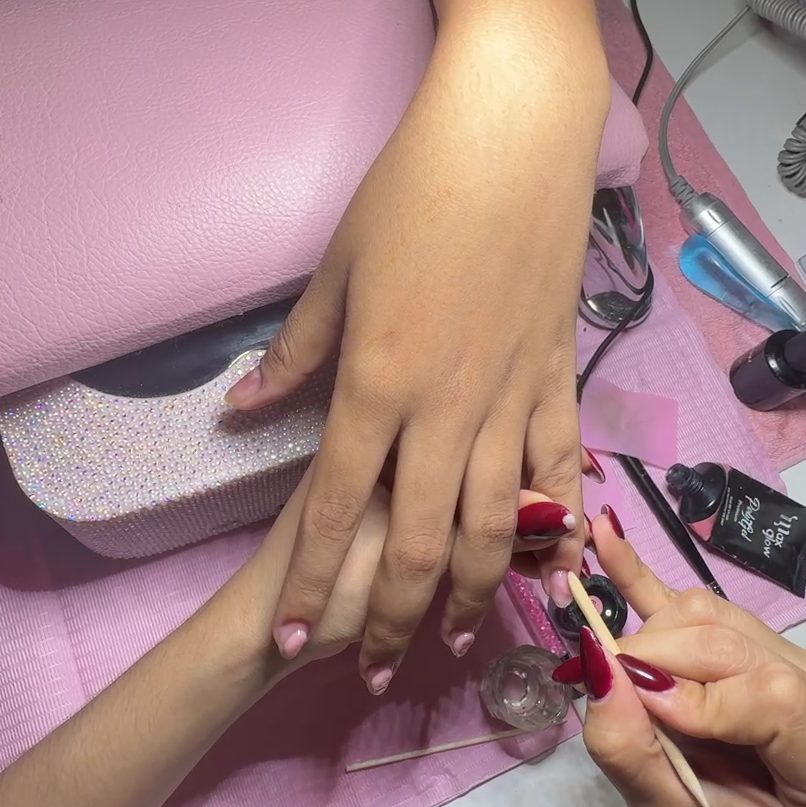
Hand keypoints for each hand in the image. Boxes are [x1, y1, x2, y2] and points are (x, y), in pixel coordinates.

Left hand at [225, 26, 609, 691]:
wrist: (510, 137)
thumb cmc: (412, 192)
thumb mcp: (335, 268)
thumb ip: (296, 352)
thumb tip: (243, 408)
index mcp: (376, 380)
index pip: (335, 504)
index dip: (313, 579)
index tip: (292, 634)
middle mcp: (444, 407)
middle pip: (421, 540)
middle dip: (393, 615)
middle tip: (373, 669)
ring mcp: (510, 396)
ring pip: (500, 523)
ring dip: (479, 591)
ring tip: (462, 638)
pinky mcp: (558, 376)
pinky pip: (562, 463)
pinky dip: (558, 517)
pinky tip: (553, 557)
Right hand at [575, 518, 805, 806]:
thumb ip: (630, 750)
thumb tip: (600, 663)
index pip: (776, 701)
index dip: (698, 693)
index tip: (635, 700)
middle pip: (738, 646)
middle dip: (657, 654)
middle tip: (607, 680)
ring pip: (718, 617)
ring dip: (655, 634)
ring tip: (628, 671)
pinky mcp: (780, 641)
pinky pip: (713, 600)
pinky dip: (650, 574)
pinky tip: (608, 533)